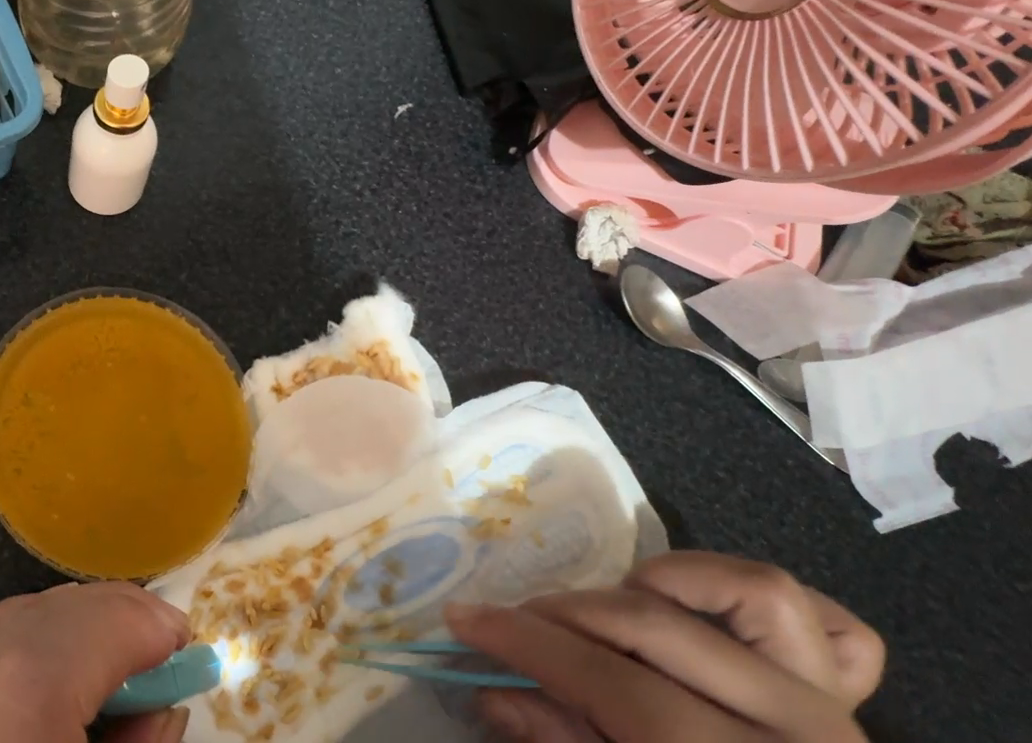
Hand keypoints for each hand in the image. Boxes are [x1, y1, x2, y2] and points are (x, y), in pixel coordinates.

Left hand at [0, 582, 192, 742]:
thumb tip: (160, 704)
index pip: (50, 657)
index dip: (124, 628)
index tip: (179, 636)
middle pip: (20, 632)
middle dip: (104, 615)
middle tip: (160, 634)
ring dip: (60, 620)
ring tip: (114, 640)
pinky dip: (9, 639)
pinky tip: (46, 652)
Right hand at [446, 551, 884, 742]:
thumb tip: (491, 691)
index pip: (611, 683)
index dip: (527, 644)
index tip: (463, 619)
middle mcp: (799, 731)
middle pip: (653, 628)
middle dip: (561, 612)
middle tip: (509, 622)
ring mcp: (837, 711)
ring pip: (754, 592)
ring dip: (661, 589)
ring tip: (603, 617)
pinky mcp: (855, 704)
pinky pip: (832, 623)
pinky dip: (754, 600)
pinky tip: (691, 611)